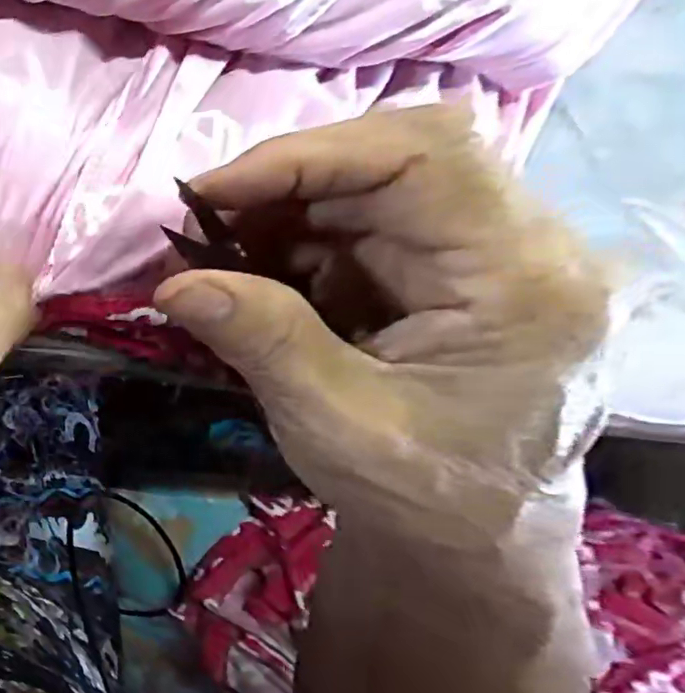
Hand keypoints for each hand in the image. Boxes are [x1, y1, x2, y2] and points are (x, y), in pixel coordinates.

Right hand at [152, 104, 611, 551]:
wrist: (463, 535)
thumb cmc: (419, 490)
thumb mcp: (332, 419)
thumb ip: (261, 340)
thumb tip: (172, 283)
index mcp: (520, 278)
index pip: (424, 159)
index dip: (304, 157)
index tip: (206, 194)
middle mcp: (510, 247)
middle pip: (391, 158)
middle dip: (277, 182)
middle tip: (195, 224)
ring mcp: (468, 256)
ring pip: (360, 187)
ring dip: (268, 213)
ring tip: (203, 258)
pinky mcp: (426, 273)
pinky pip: (344, 227)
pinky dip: (276, 242)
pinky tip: (237, 277)